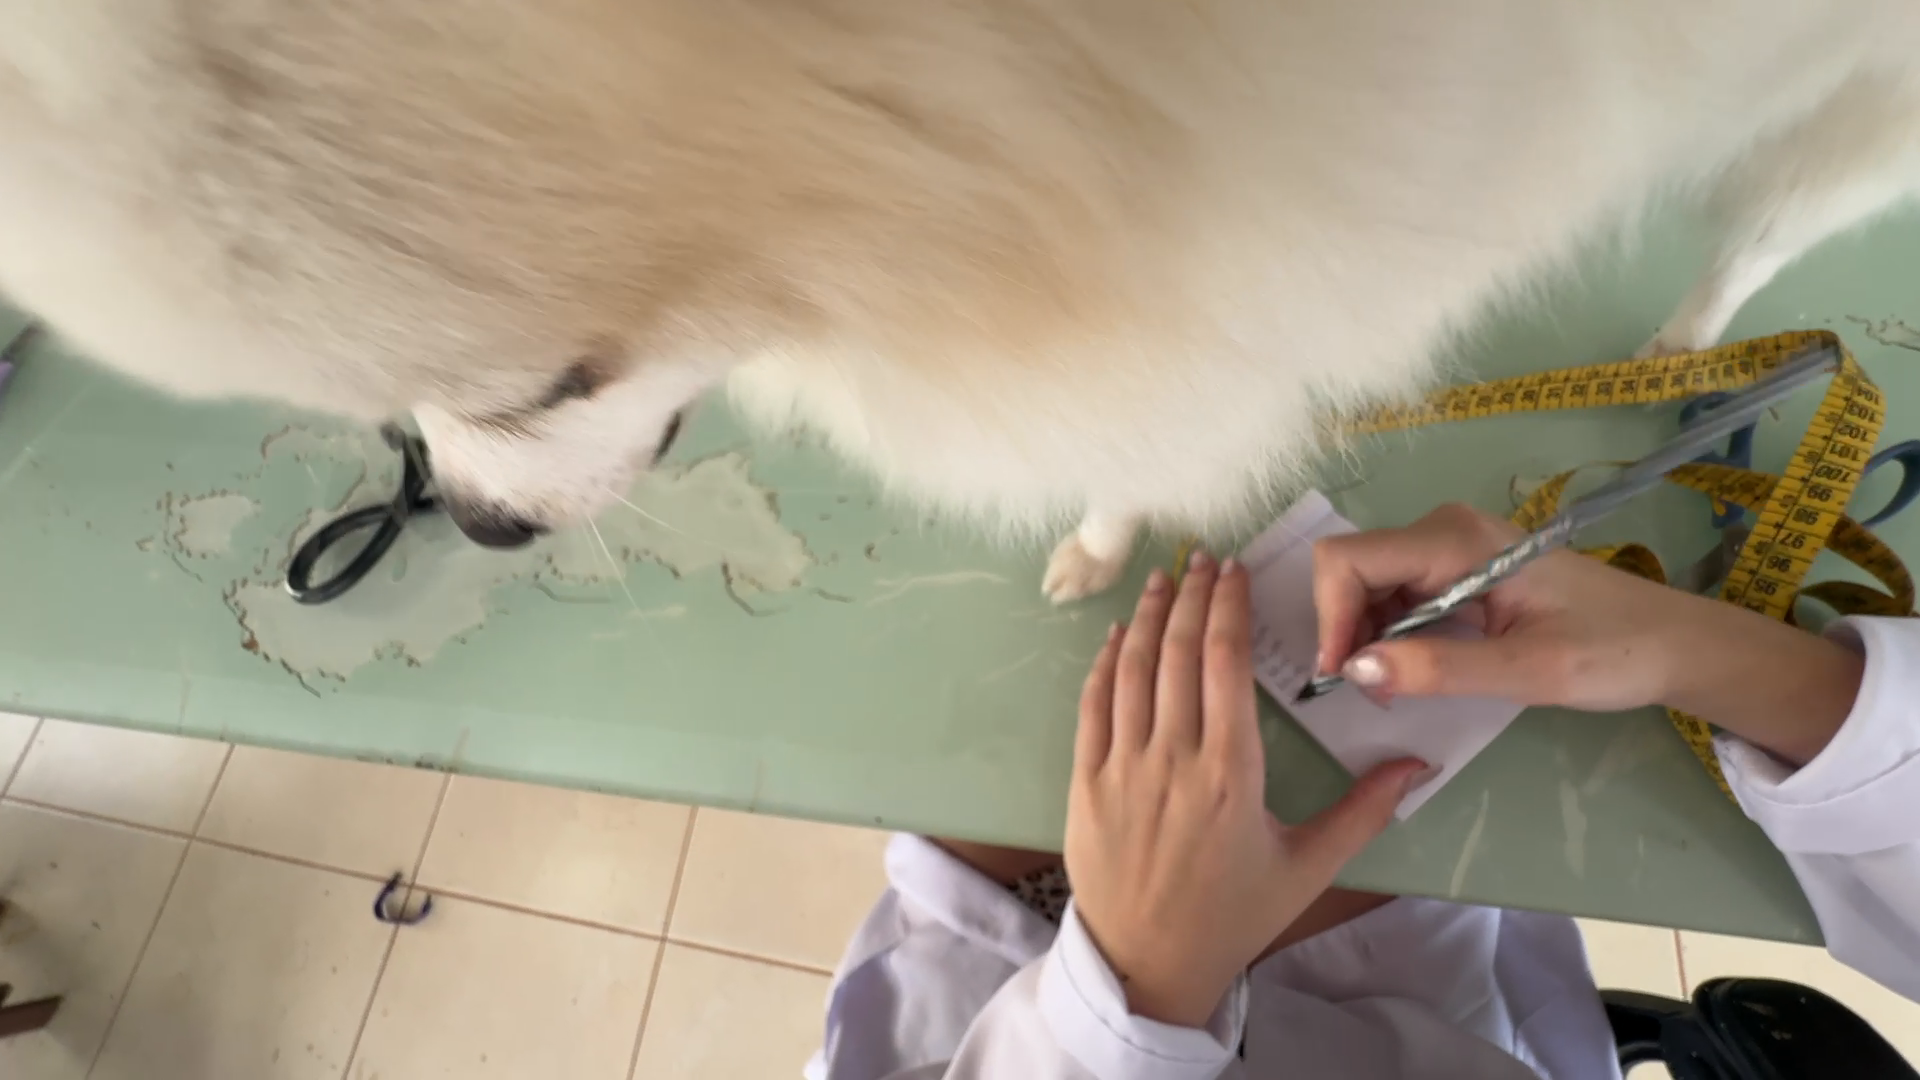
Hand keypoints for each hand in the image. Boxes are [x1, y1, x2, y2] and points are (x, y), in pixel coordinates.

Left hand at [1066, 553, 1425, 1028]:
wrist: (1148, 961)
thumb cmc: (1233, 914)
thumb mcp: (1309, 869)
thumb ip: (1363, 812)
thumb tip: (1419, 763)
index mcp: (1232, 773)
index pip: (1226, 666)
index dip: (1227, 609)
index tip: (1232, 572)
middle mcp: (1174, 758)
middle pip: (1179, 655)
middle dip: (1188, 598)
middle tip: (1197, 558)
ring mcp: (1123, 765)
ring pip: (1132, 671)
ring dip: (1147, 619)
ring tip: (1160, 580)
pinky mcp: (1086, 778)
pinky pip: (1092, 706)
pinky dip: (1104, 664)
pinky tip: (1118, 636)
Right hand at [1311, 503, 1865, 763]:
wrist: (1680, 643)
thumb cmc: (1618, 652)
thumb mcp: (1532, 671)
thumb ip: (1439, 668)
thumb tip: (1353, 670)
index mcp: (1456, 540)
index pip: (1347, 559)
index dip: (1330, 614)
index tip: (1343, 673)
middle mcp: (1439, 528)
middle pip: (1347, 568)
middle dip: (1343, 628)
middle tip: (1367, 687)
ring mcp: (1442, 542)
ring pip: (1361, 580)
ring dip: (1361, 632)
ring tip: (1389, 683)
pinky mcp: (1447, 562)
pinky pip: (1387, 589)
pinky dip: (1381, 629)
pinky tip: (1405, 662)